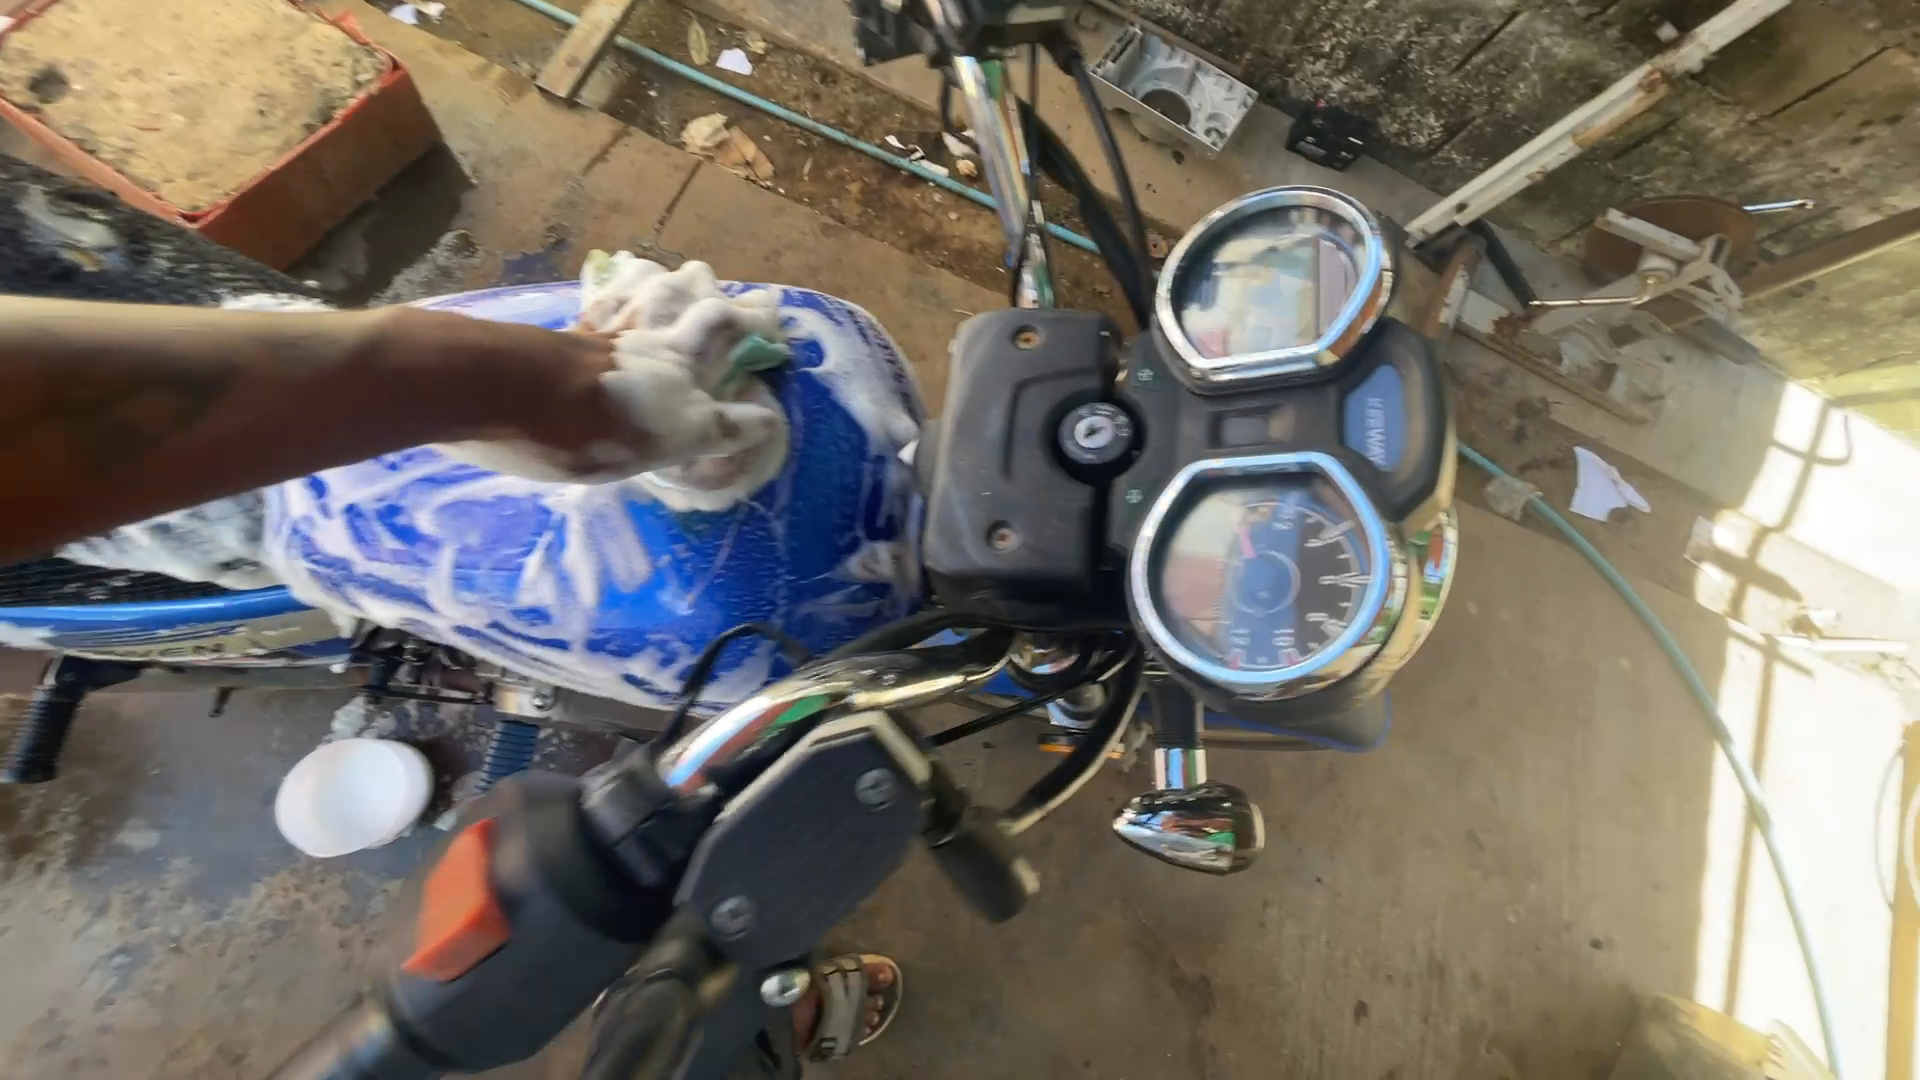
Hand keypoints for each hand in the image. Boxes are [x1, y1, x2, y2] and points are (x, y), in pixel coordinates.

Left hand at [381, 307, 782, 483]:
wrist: (495, 395)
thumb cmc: (597, 421)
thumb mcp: (677, 436)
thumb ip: (723, 428)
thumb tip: (769, 421)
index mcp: (675, 358)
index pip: (723, 324)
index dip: (752, 319)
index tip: (773, 317)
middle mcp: (638, 337)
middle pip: (675, 294)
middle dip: (701, 286)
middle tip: (710, 280)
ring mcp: (592, 336)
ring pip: (630, 293)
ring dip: (650, 282)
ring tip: (660, 276)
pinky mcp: (552, 343)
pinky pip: (587, 312)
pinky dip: (602, 302)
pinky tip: (599, 310)